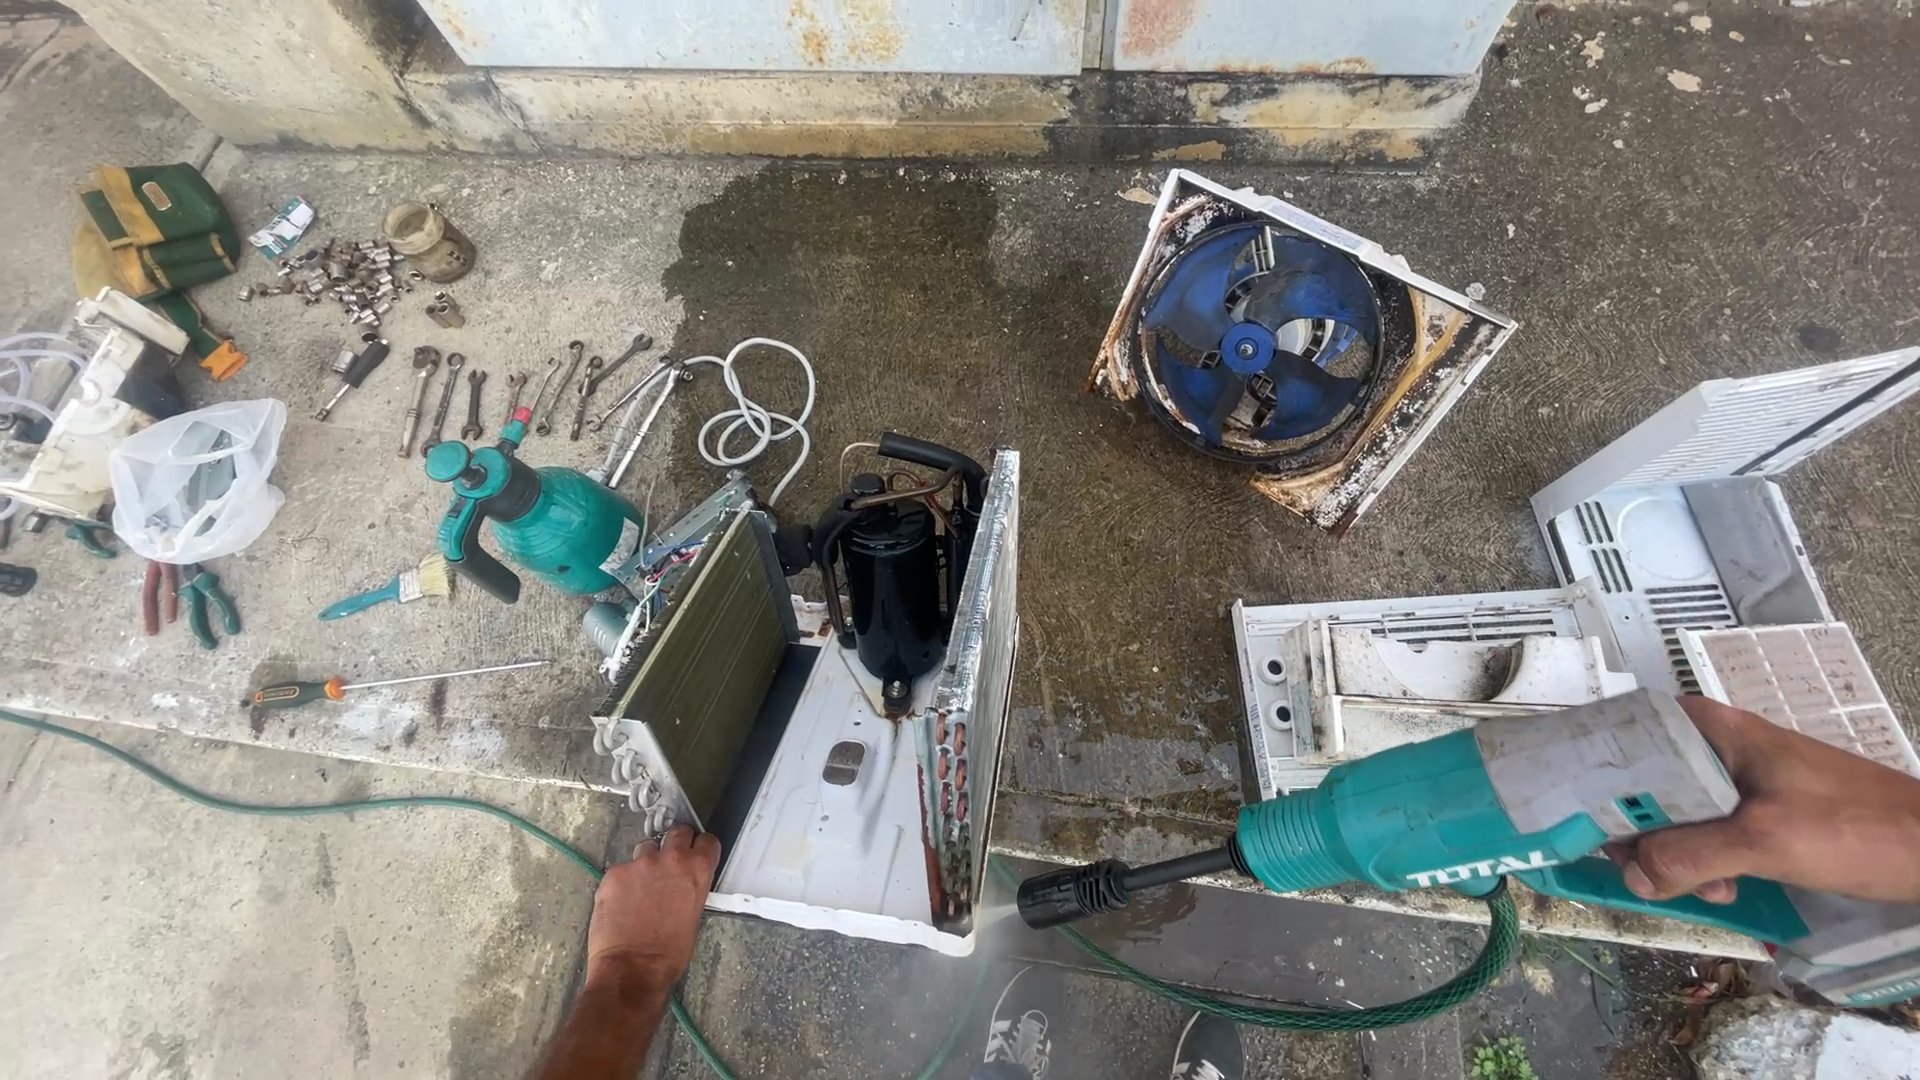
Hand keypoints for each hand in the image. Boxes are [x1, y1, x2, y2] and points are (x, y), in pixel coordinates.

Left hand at [584, 826, 721, 991]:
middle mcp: (673, 858)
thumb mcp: (694, 915)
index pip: (707, 840)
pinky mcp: (614, 874)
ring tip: (639, 888)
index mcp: (698, 869)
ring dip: (645, 863)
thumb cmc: (669, 952)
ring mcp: (641, 863)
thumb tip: (682, 885)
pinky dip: (621, 883)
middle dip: (674, 843)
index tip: (695, 853)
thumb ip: (690, 888)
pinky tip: (619, 903)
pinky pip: (620, 870)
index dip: (700, 848)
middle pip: (678, 832)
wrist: (633, 969)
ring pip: (645, 849)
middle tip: (668, 862)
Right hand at [1609, 697, 1919, 904]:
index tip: (1585, 822)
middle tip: (1646, 870)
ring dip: (1670, 851)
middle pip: (1632, 780)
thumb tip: (1633, 880)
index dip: (1590, 781)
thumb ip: (1692, 856)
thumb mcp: (1769, 842)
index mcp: (1697, 726)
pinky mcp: (1744, 799)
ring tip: (1704, 887)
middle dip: (1637, 830)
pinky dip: (1698, 855)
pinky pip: (1695, 822)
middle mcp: (1700, 739)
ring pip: (1662, 807)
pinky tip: (1723, 885)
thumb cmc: (1862, 829)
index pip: (1612, 741)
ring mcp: (1724, 770)